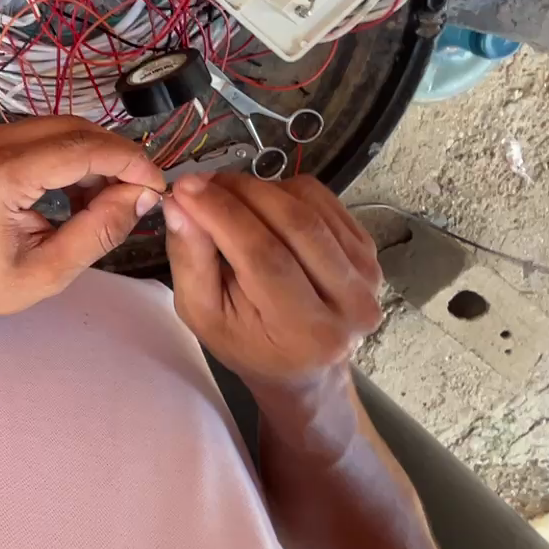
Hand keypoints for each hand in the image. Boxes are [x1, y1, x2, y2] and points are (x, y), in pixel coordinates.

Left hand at [0, 116, 165, 330]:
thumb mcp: (45, 271)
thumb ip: (98, 231)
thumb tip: (141, 196)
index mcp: (2, 176)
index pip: (83, 148)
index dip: (129, 161)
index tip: (157, 184)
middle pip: (72, 128)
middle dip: (113, 156)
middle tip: (137, 193)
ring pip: (55, 127)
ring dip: (89, 155)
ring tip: (105, 199)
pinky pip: (34, 134)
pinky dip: (63, 155)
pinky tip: (74, 190)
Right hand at [162, 173, 382, 389]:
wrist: (303, 366)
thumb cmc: (245, 343)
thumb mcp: (201, 313)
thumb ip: (189, 259)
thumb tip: (178, 204)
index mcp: (304, 332)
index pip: (263, 256)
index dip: (221, 214)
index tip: (184, 187)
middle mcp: (349, 304)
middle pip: (294, 224)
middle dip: (239, 191)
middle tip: (199, 182)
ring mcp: (366, 275)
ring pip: (309, 205)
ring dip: (258, 187)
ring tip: (223, 193)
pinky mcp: (370, 252)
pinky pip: (323, 200)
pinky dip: (283, 190)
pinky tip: (258, 203)